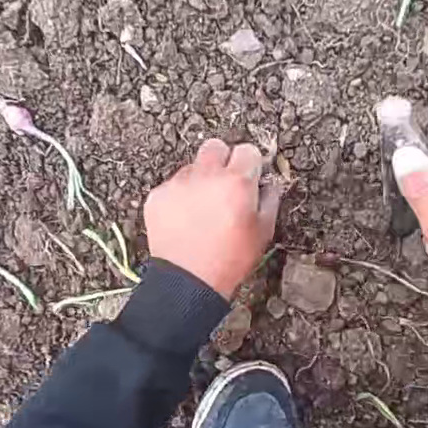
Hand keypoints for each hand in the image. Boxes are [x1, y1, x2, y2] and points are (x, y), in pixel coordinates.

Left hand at [145, 139, 281, 297]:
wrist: (189, 281)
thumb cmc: (230, 259)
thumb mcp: (263, 232)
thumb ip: (269, 199)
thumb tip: (268, 184)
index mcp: (237, 182)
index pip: (248, 150)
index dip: (251, 164)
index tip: (249, 177)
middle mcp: (206, 175)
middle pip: (216, 146)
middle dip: (223, 160)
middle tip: (225, 184)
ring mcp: (179, 184)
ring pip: (192, 167)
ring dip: (200, 180)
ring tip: (204, 210)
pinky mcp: (158, 196)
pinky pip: (172, 186)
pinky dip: (180, 197)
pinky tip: (186, 220)